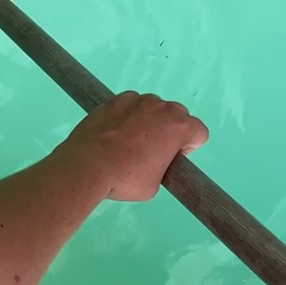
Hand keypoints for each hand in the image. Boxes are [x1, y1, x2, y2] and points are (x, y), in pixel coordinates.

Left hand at [55, 92, 207, 201]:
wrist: (86, 166)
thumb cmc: (125, 179)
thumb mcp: (155, 184)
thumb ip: (163, 167)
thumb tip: (152, 163)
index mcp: (179, 127)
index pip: (199, 132)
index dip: (188, 147)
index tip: (173, 158)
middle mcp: (160, 107)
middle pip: (176, 115)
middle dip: (168, 131)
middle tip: (150, 151)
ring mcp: (135, 100)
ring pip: (150, 108)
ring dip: (146, 121)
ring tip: (127, 142)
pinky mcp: (112, 100)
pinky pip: (127, 106)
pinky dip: (124, 116)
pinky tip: (112, 133)